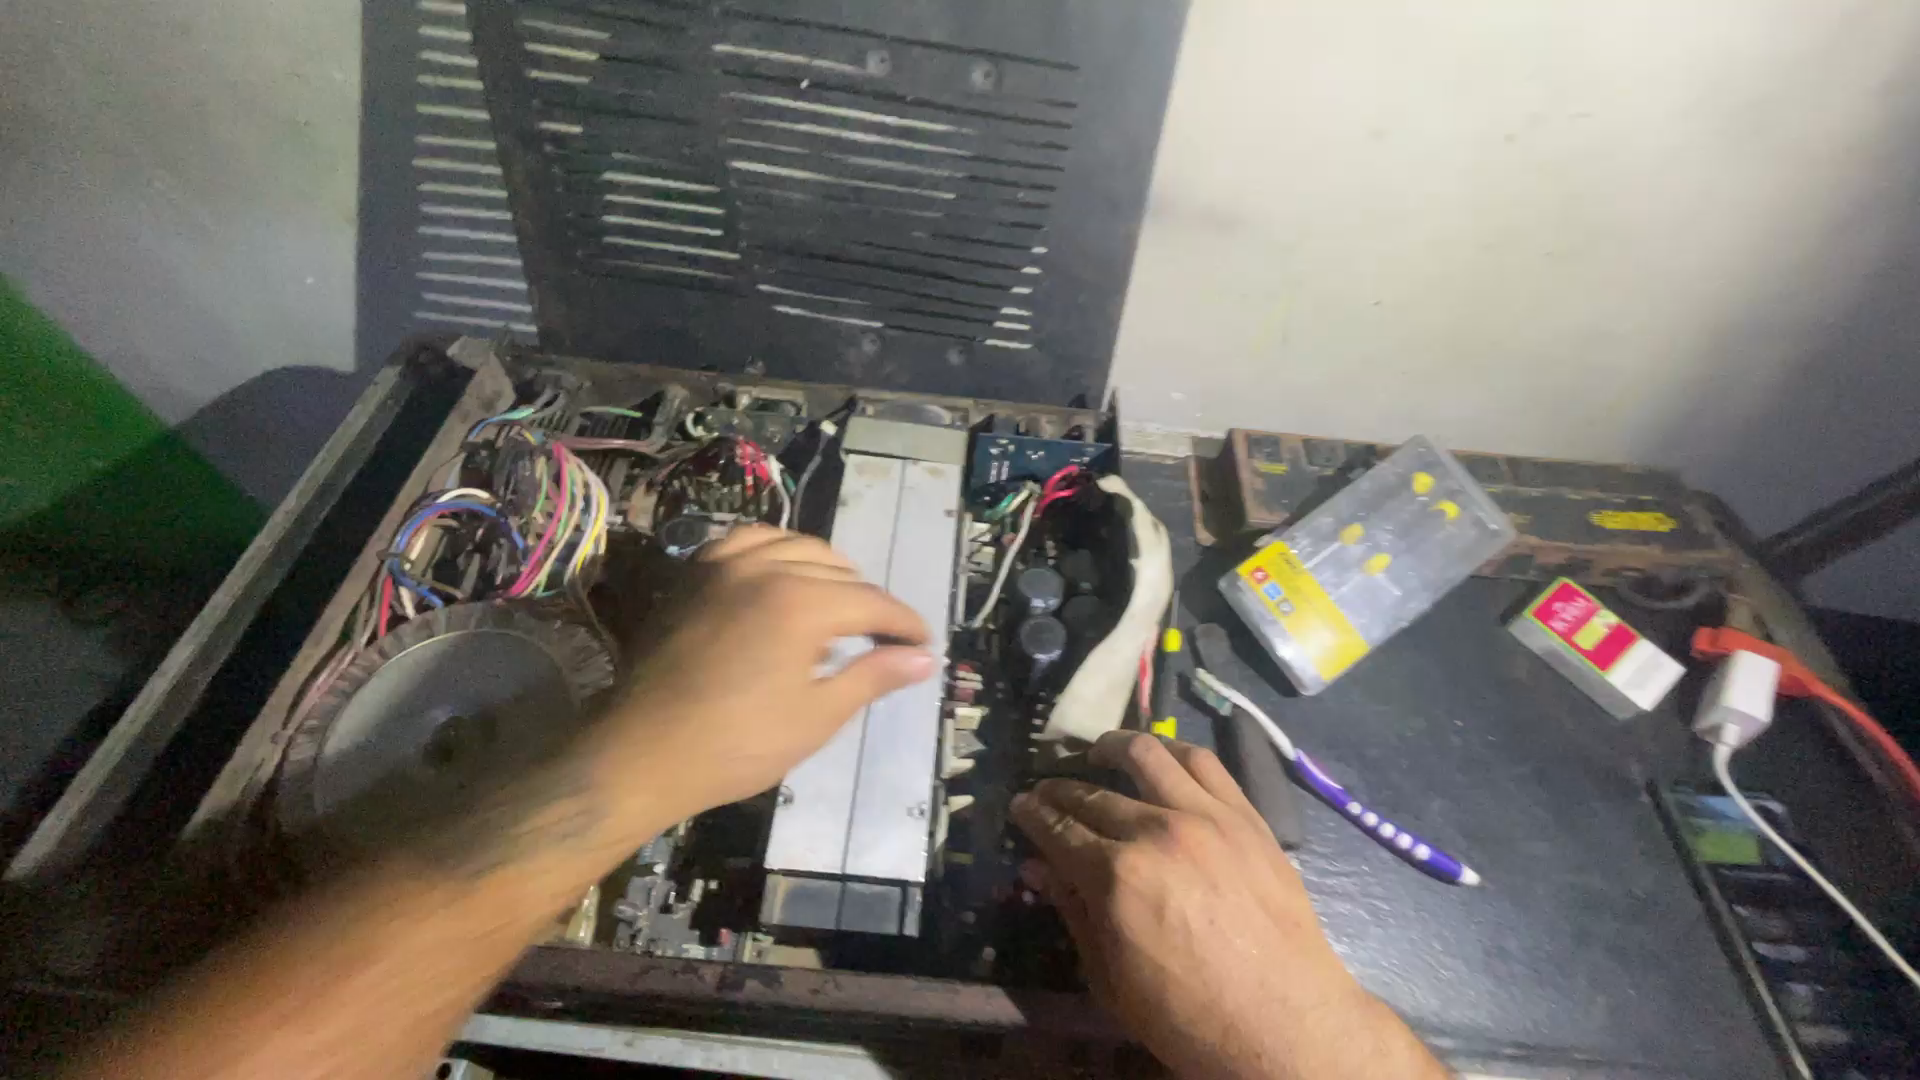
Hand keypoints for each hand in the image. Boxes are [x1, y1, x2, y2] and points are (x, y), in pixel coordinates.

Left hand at [604, 526, 934, 823]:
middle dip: (870, 603)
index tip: (924, 645)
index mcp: (802, 603)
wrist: (642, 753)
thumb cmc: (737, 744)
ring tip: (841, 603)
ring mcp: (726, 565)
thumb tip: (925, 659)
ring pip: (798, 547)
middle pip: (841, 572)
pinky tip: (783, 572)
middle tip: (883, 639)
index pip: (873, 602)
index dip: (904, 624)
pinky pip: (749, 541)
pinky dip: (777, 551)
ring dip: (830, 572)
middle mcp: (768, 568)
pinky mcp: (697, 573)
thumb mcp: (817, 716)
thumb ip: (874, 676)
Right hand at [1012, 731, 1446, 1079]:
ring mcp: (1204, 816)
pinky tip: (1159, 757)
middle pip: (1091, 793)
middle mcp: (1155, 831)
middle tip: (1047, 790)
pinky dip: (1173, 751)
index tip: (1020, 804)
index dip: (1032, 813)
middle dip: (1058, 788)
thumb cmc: (1190, 1017)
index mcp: (1115, 877)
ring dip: (1111, 747)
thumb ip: (1072, 911)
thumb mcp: (1111, 979)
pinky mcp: (1245, 815)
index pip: (1057, 828)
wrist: (1288, 1025)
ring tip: (1098, 751)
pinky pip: (1204, 763)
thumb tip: (1036, 866)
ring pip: (1146, 754)